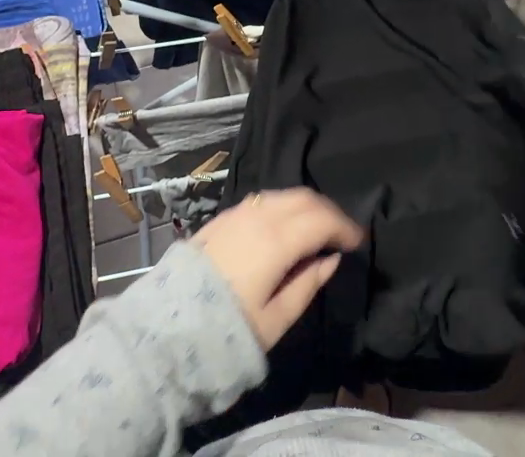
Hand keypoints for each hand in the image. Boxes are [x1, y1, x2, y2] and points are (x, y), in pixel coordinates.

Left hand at [194, 188, 364, 349]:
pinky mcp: (220, 219)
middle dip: (328, 211)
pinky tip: (283, 227)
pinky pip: (261, 201)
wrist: (166, 329)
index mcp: (275, 241)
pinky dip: (282, 207)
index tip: (358, 242)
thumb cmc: (227, 329)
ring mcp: (236, 214)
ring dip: (304, 206)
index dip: (345, 227)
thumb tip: (330, 259)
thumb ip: (307, 284)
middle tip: (341, 233)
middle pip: (303, 198)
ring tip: (315, 230)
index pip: (321, 219)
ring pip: (281, 195)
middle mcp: (257, 217)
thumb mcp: (275, 319)